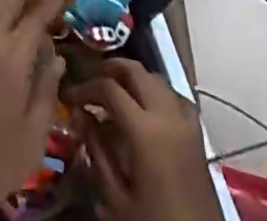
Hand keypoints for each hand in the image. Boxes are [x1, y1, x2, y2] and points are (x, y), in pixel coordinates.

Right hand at [68, 59, 223, 220]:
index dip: (85, 87)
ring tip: (113, 93)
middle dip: (109, 70)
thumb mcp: (115, 197)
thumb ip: (96, 150)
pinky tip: (144, 108)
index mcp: (144, 129)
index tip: (69, 97)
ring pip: (156, 78)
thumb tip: (80, 115)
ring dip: (132, 78)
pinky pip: (174, 95)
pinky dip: (155, 91)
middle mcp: (167, 114)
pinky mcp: (197, 131)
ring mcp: (186, 120)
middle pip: (135, 71)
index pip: (109, 88)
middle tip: (89, 82)